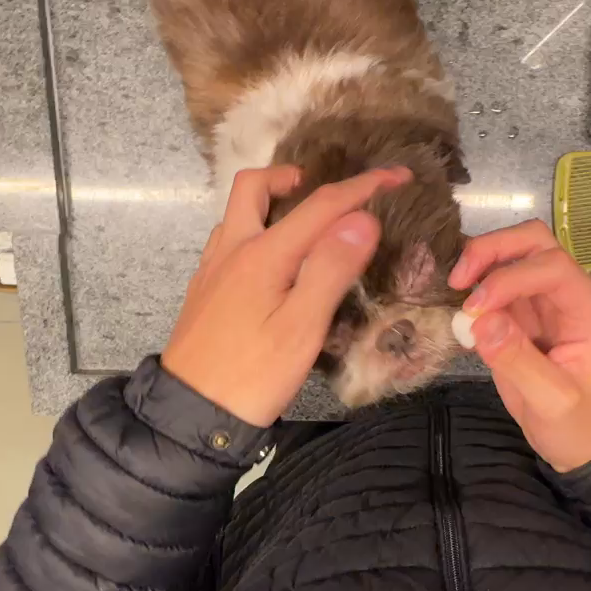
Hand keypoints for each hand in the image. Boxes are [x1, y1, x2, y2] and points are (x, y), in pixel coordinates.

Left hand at [162, 164, 412, 425]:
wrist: (192, 414)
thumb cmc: (253, 375)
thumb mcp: (301, 328)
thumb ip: (330, 270)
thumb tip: (362, 219)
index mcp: (263, 255)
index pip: (320, 205)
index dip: (363, 187)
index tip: (398, 177)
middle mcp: (232, 251)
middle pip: (255, 187)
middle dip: (293, 176)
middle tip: (327, 193)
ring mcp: (213, 271)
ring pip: (237, 214)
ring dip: (270, 203)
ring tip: (304, 225)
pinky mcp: (205, 292)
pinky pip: (229, 241)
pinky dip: (255, 232)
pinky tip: (272, 265)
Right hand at [449, 219, 590, 471]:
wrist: (582, 446)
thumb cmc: (577, 425)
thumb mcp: (551, 401)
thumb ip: (518, 361)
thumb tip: (481, 322)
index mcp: (590, 311)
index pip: (552, 267)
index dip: (509, 276)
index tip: (475, 306)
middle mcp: (571, 297)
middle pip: (534, 243)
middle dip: (493, 251)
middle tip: (458, 280)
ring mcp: (546, 303)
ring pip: (513, 255)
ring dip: (481, 264)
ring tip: (455, 292)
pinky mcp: (523, 316)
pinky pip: (497, 287)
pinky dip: (475, 289)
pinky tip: (460, 312)